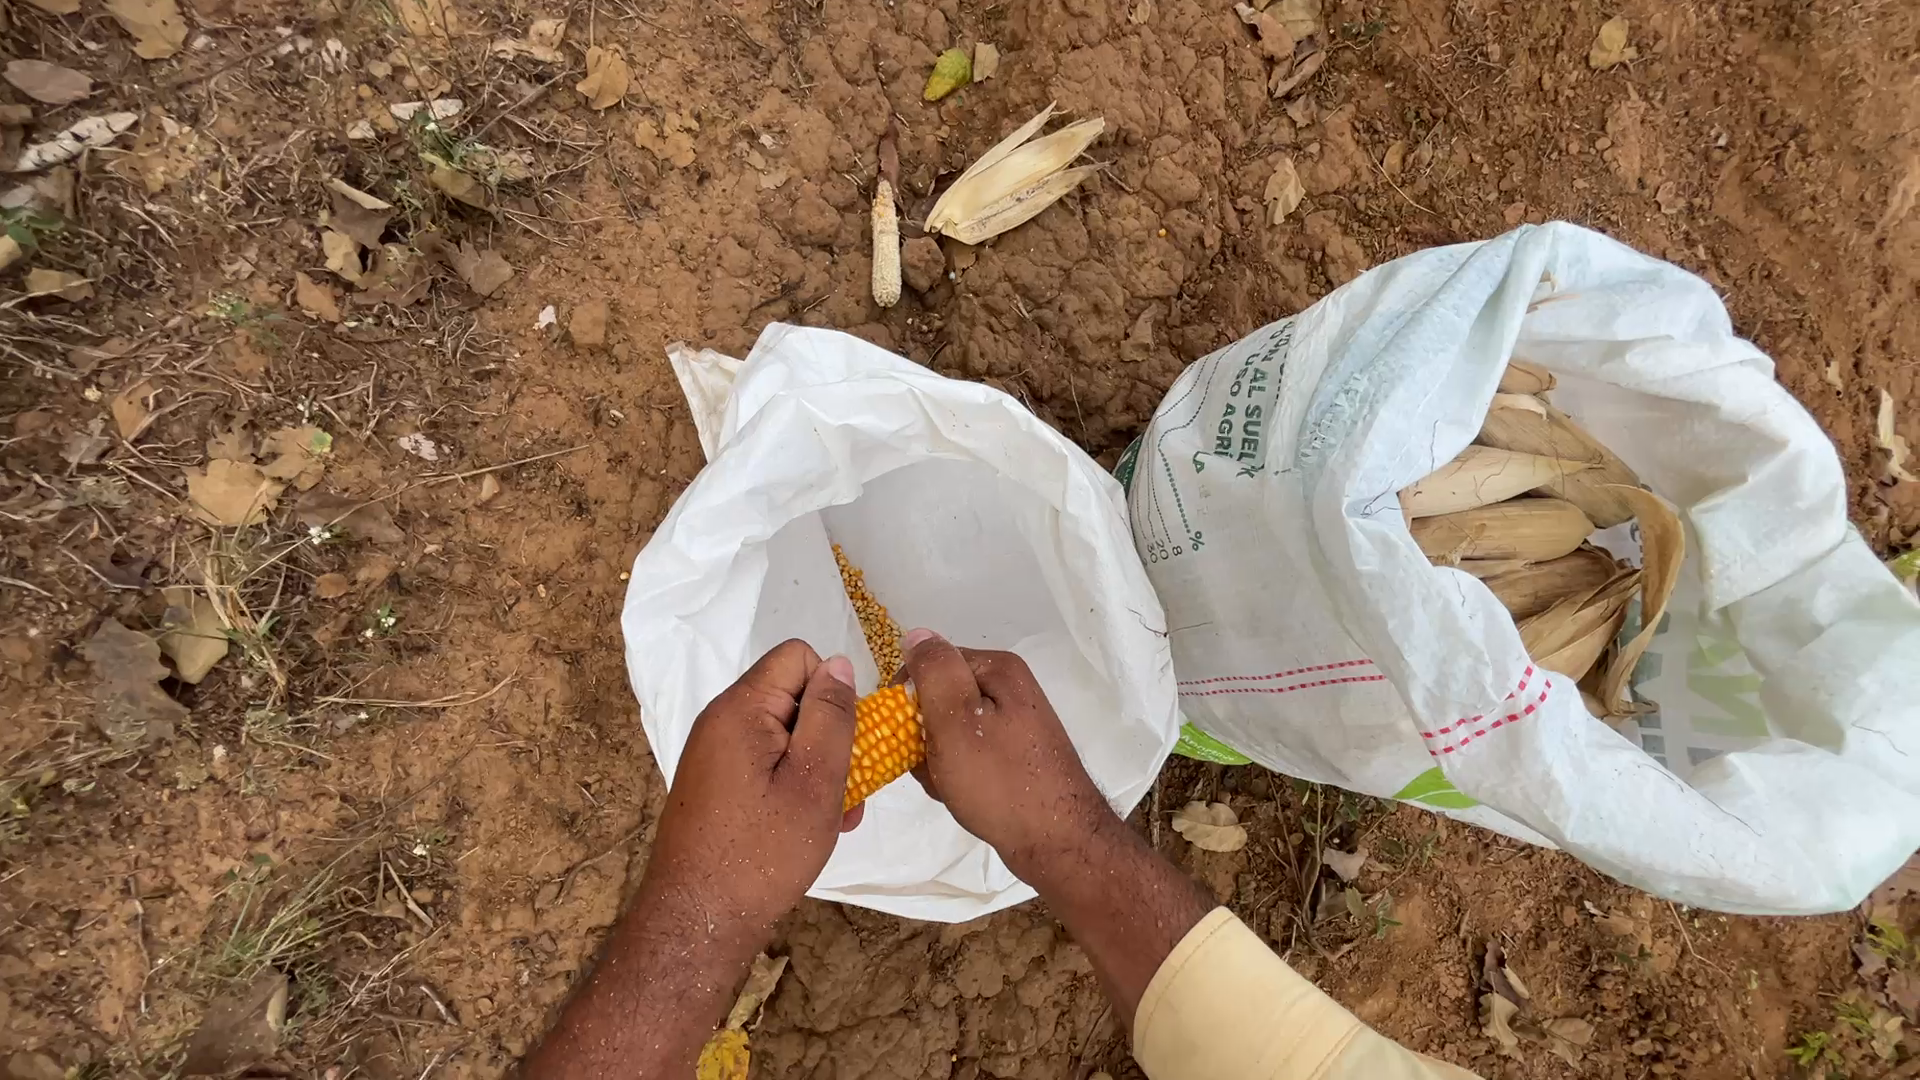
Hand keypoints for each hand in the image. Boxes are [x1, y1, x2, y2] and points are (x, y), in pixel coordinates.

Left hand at [640, 640, 860, 937]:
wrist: (697, 924)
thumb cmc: (763, 851)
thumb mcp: (814, 779)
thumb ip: (831, 715)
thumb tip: (839, 664)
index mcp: (741, 708)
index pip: (797, 657)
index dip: (830, 689)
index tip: (842, 738)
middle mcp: (721, 720)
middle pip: (792, 695)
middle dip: (828, 732)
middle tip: (848, 784)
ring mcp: (715, 753)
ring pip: (785, 733)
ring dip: (816, 763)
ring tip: (835, 812)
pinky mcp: (715, 782)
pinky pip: (766, 761)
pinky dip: (793, 782)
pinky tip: (809, 823)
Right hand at [900, 629, 1115, 883]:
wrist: (1058, 842)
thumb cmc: (1000, 782)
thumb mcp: (956, 721)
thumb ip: (934, 673)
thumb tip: (916, 635)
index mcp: (998, 669)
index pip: (932, 663)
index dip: (909, 696)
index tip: (905, 732)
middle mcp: (1009, 687)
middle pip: (941, 696)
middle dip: (923, 731)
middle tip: (928, 764)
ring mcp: (1015, 721)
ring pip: (951, 727)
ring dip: (936, 755)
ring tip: (945, 783)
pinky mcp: (1015, 752)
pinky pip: (969, 749)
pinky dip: (955, 769)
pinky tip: (958, 793)